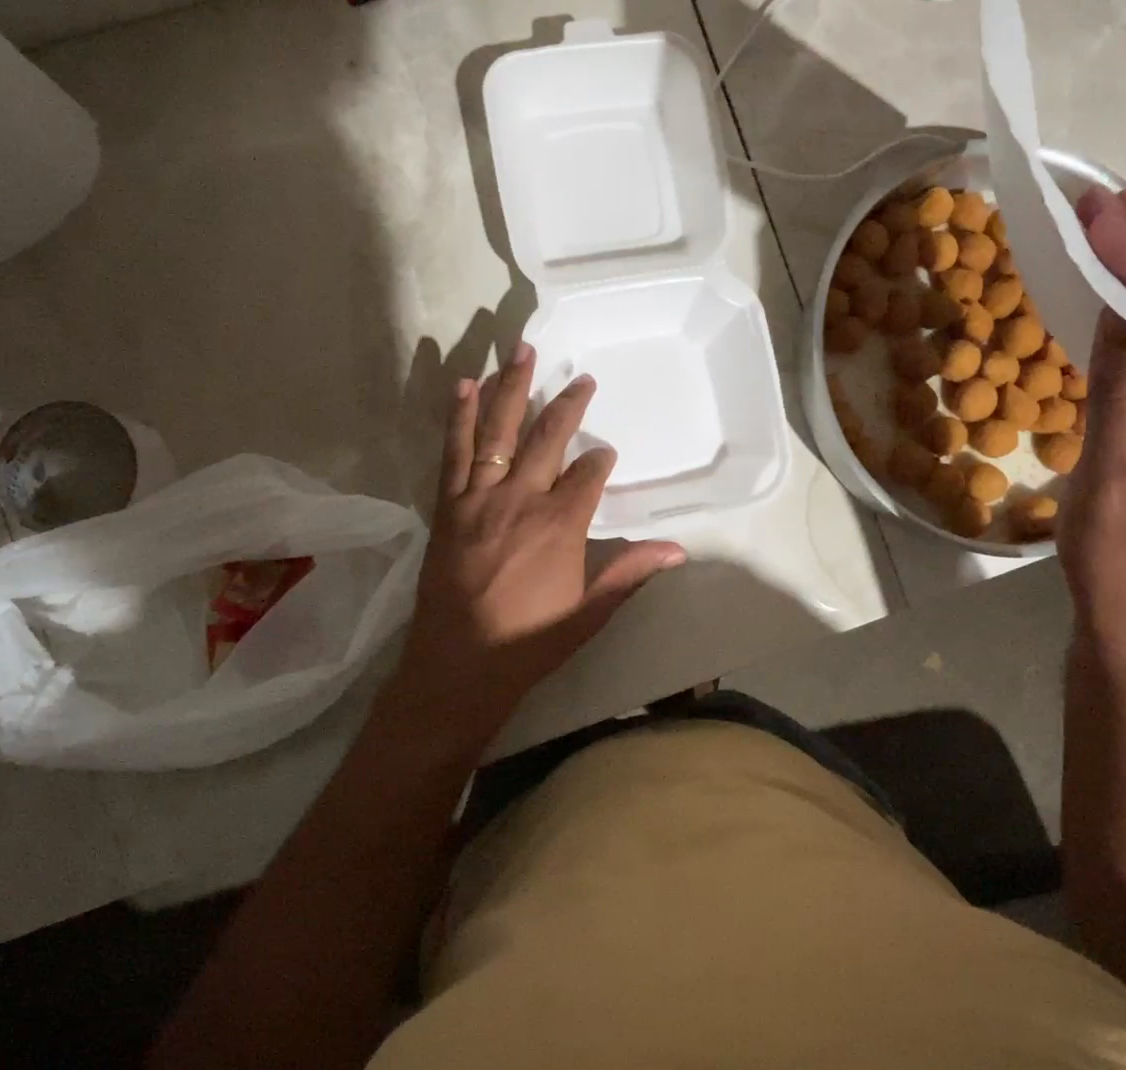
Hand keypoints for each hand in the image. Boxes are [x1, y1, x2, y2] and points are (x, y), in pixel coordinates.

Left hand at [392, 342, 685, 725]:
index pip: (588, 475)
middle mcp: (521, 499)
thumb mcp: (589, 611)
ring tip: (520, 350)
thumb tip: (677, 550)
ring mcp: (479, 498)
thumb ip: (628, 572)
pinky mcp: (447, 506)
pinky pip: (453, 452)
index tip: (605, 452)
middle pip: (547, 438)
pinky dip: (460, 417)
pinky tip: (465, 385)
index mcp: (561, 524)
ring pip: (498, 431)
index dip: (599, 460)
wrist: (459, 664)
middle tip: (580, 377)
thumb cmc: (530, 641)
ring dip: (510, 387)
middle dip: (567, 405)